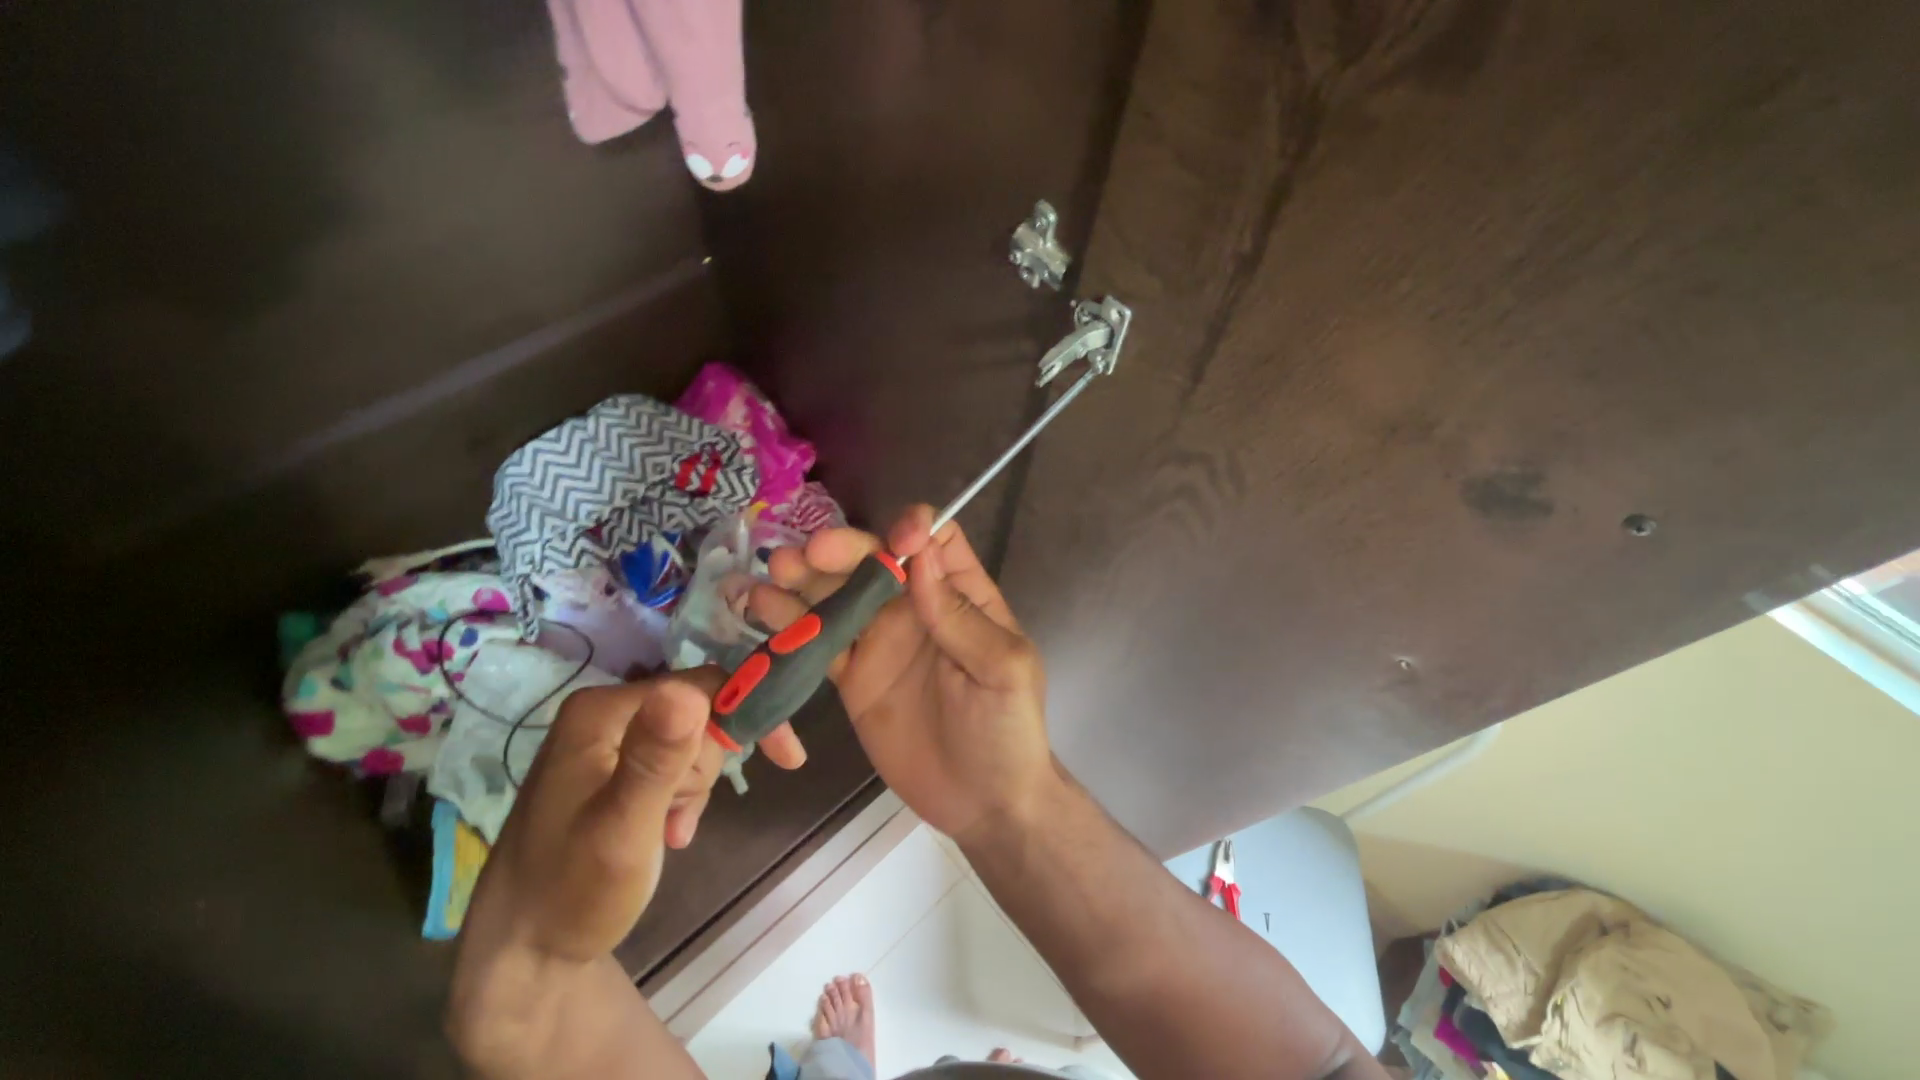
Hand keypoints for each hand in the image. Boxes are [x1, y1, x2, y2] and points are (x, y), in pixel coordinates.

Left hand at [452, 672, 759, 1077]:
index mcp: (603, 712)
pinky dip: (681, 799)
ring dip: (694, 789)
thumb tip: (690, 692)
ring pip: (692, 742)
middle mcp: (603, 714)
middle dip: (707, 767)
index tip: (788, 759)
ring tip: (669, 832)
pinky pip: (672, 765)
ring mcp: (605, 741)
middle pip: (700, 713)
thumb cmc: (574, 893)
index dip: (750, 714)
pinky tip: (667, 834)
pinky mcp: (609, 768)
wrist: (524, 953)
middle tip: (681, 814)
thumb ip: (657, 760)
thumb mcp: (624, 829)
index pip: (704, 684)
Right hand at [753, 506, 1056, 842]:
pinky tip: (762, 607)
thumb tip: (922, 554)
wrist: (983, 802)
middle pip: (873, 560)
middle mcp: (915, 607)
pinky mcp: (852, 676)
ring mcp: (879, 641)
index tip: (893, 541)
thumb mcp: (1003, 670)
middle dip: (839, 550)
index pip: (935, 540)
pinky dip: (789, 623)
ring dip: (804, 578)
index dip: (912, 528)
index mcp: (960, 595)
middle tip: (803, 557)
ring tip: (774, 572)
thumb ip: (960, 616)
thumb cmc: (1007, 730)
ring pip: (837, 594)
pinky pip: (818, 641)